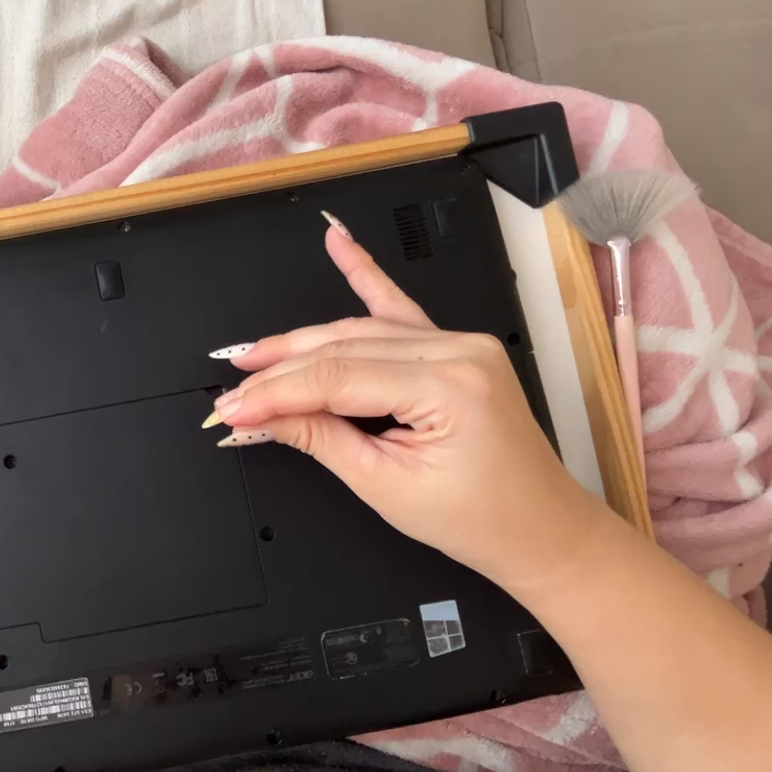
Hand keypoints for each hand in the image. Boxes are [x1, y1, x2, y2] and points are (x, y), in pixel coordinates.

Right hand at [209, 215, 612, 590]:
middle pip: (341, 347)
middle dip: (278, 371)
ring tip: (252, 353)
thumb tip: (259, 416)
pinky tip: (339, 242)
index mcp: (448, 387)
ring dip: (301, 342)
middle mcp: (457, 351)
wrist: (540, 528)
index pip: (335, 376)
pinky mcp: (451, 346)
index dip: (274, 391)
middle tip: (232, 391)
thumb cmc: (479, 517)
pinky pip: (397, 306)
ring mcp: (457, 342)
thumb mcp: (384, 485)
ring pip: (357, 329)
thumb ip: (317, 438)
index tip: (231, 408)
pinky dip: (364, 273)